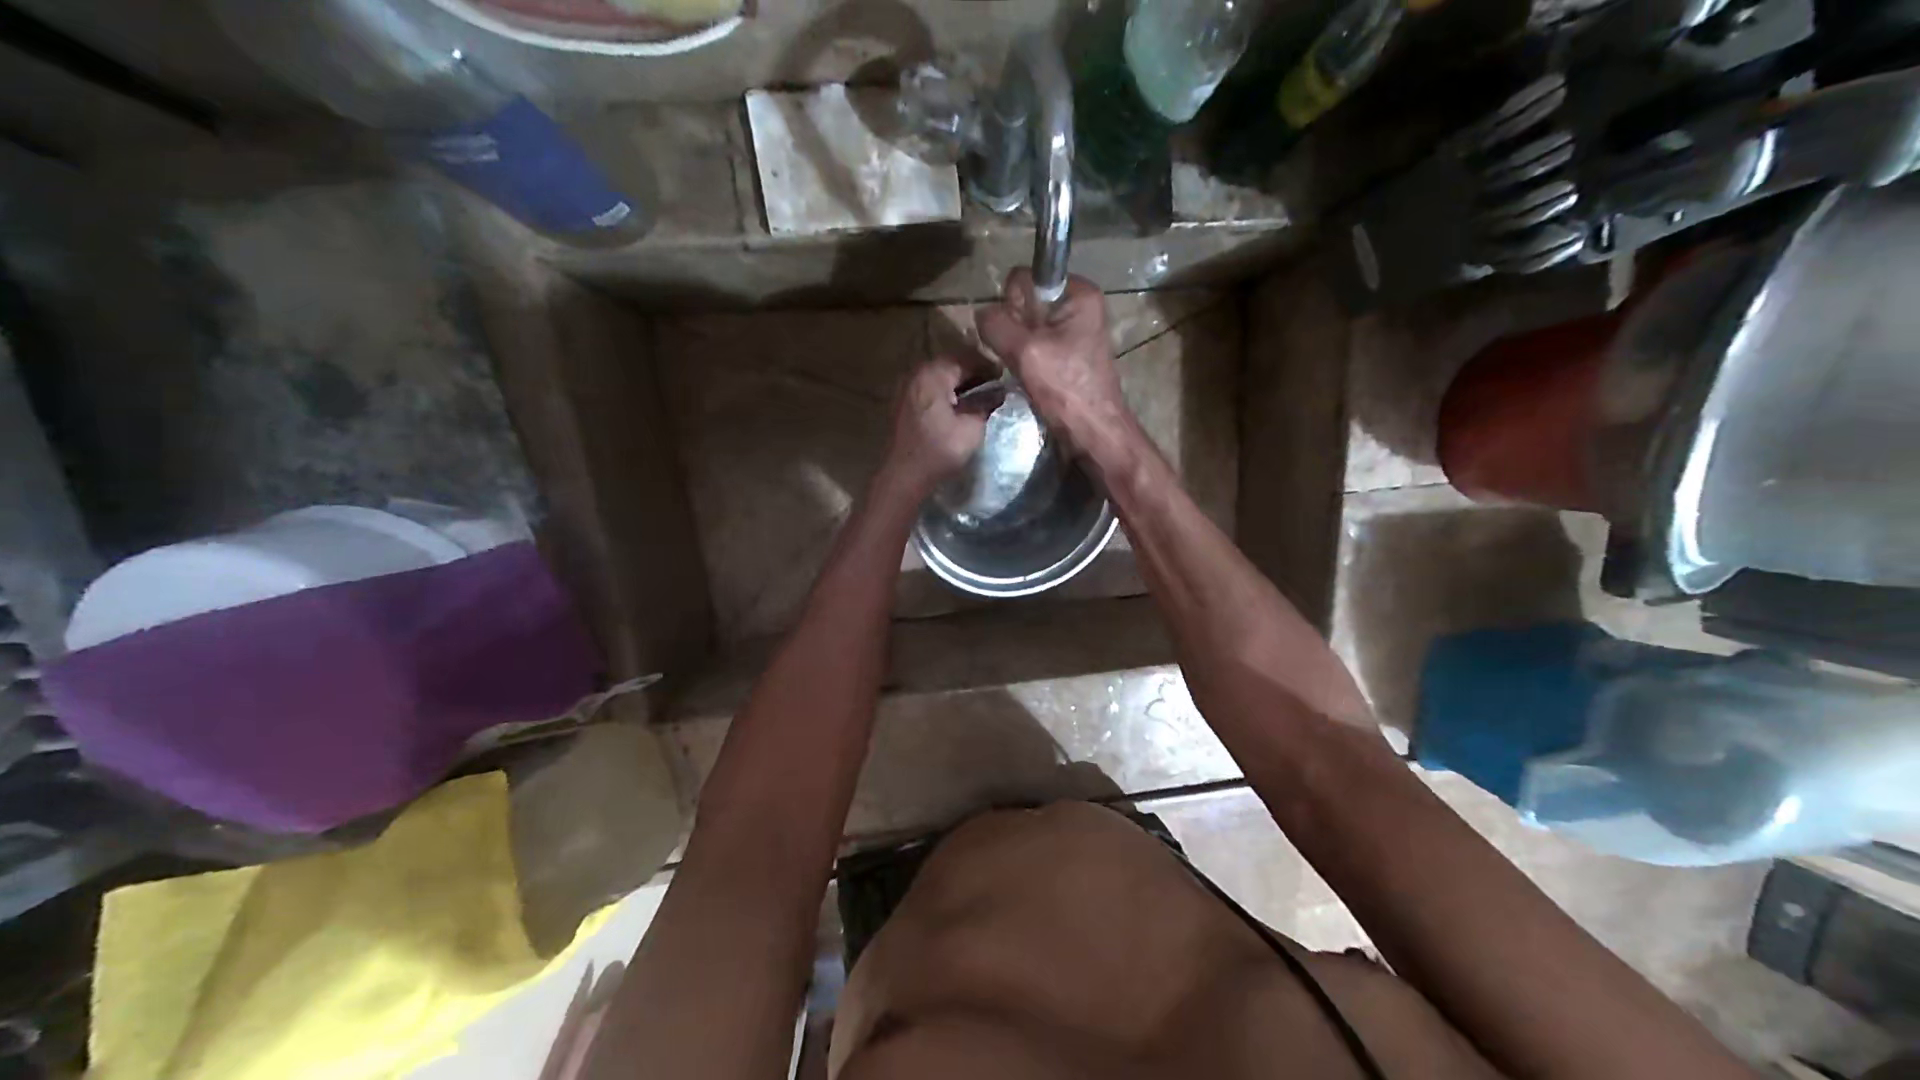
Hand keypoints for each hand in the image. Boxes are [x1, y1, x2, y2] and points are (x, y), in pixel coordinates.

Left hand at [883, 356, 989, 490]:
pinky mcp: (903, 402)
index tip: (1007, 379)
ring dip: (960, 384)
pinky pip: (929, 388)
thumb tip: (1001, 393)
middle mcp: (916, 373)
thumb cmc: (939, 451)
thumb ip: (987, 405)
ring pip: (940, 377)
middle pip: (952, 365)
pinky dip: (946, 393)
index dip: (990, 368)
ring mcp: (906, 387)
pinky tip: (959, 406)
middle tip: (996, 387)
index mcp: (933, 373)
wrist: (903, 476)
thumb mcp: (972, 428)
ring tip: (981, 397)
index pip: (968, 359)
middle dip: (975, 374)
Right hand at [976, 269, 1131, 447]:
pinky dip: (1026, 361)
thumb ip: (996, 324)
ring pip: (1027, 328)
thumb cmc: (1066, 389)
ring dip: (1017, 347)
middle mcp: (1080, 307)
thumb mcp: (1025, 350)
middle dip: (1014, 327)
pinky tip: (1029, 379)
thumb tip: (981, 314)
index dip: (1012, 303)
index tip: (1016, 334)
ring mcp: (1074, 333)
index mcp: (1079, 293)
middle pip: (1026, 302)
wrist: (1093, 433)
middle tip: (1020, 357)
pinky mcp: (1068, 357)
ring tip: (1023, 371)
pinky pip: (1034, 347)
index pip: (1026, 276)